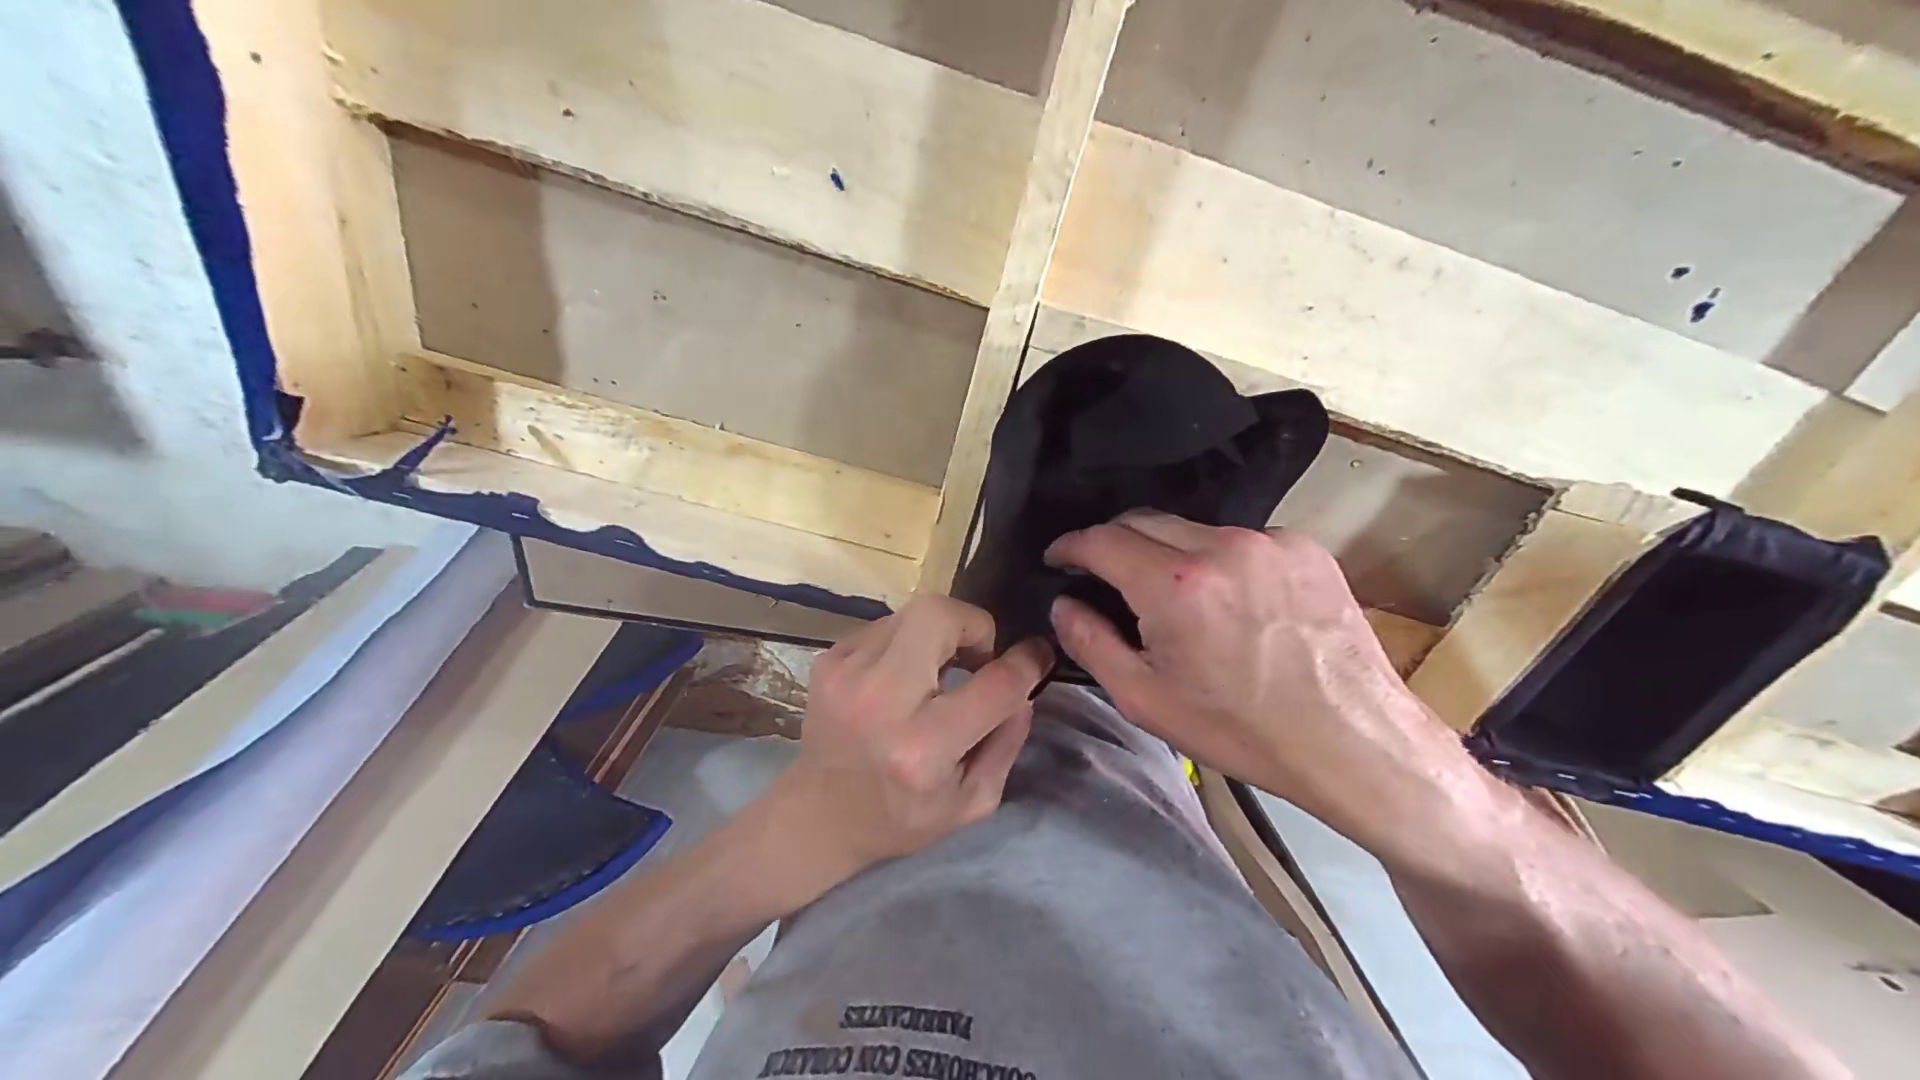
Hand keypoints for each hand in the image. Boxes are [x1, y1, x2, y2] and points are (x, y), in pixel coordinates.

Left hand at [763, 594, 1051, 886]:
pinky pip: (886, 625)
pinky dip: (907, 642)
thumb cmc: (901, 817)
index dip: (1026, 663)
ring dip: (940, 634)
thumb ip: (1006, 742)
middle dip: (973, 625)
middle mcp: (881, 703)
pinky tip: (903, 677)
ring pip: (913, 612)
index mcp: (923, 750)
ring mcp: (847, 674)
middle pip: (939, 615)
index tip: (1037, 654)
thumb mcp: (971, 802)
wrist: (818, 816)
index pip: (994, 686)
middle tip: (978, 656)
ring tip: (938, 670)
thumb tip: (1025, 686)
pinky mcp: (829, 660)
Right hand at [1045, 512, 1480, 857]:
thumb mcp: (1146, 699)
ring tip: (1171, 597)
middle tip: (1103, 576)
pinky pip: (1239, 540)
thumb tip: (1063, 604)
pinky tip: (1228, 600)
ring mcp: (1269, 541)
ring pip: (1191, 529)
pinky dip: (1217, 560)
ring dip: (1166, 552)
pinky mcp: (1305, 547)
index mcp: (1176, 585)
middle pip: (1143, 520)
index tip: (1058, 558)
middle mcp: (1222, 546)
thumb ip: (1089, 642)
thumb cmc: (1242, 730)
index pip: (1102, 539)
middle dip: (1113, 542)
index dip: (1070, 546)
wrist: (1355, 742)